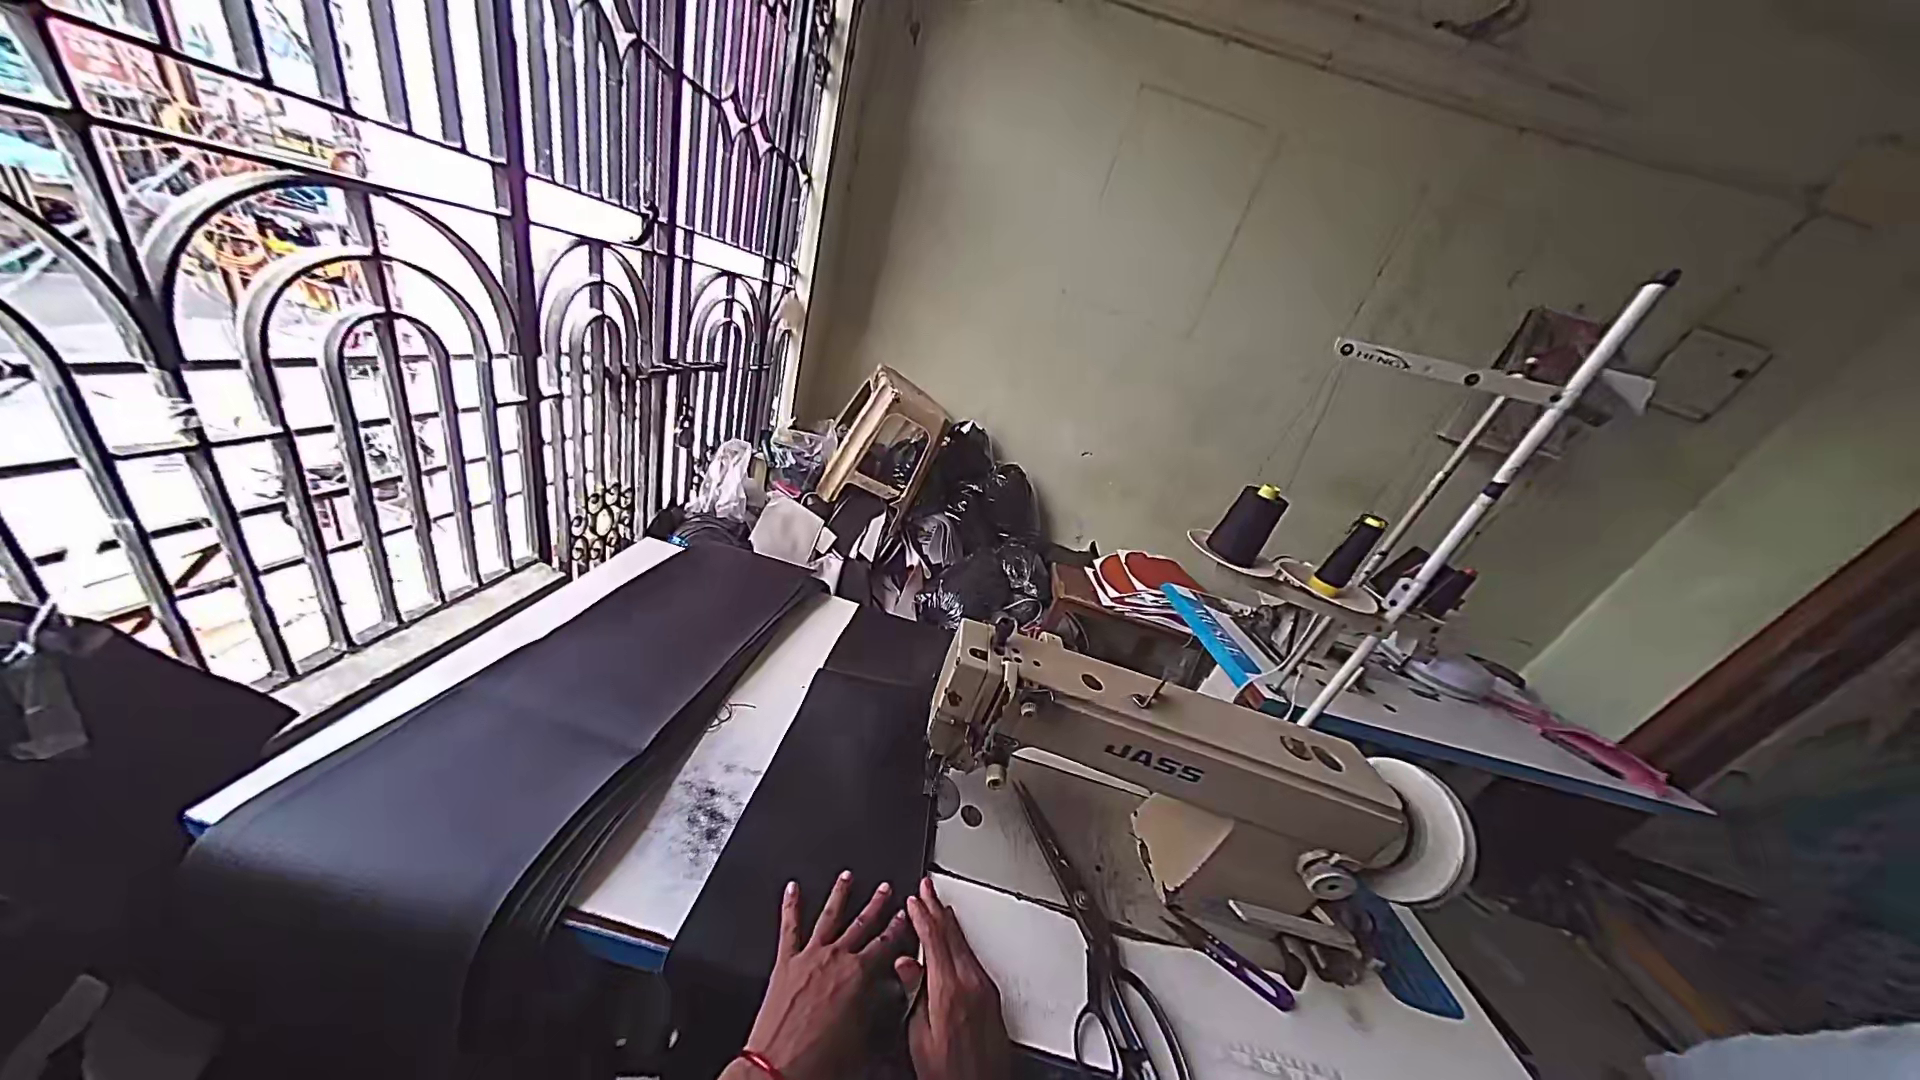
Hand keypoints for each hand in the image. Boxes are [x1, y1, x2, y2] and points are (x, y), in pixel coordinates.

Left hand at [724, 871, 911, 1079]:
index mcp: (858, 976)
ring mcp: (810, 956)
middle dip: (876, 903)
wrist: (778, 1071)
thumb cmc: (820, 1063)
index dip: (897, 928)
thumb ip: (877, 1012)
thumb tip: (888, 1002)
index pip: (884, 944)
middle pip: (861, 923)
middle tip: (885, 888)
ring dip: (840, 894)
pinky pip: (789, 927)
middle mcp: (836, 958)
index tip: (904, 915)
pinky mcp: (786, 962)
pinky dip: (790, 906)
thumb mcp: (863, 1040)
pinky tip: (792, 888)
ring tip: (846, 876)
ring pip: (829, 915)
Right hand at [897, 877, 1011, 1079]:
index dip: (922, 916)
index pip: (934, 940)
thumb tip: (905, 963)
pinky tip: (955, 935)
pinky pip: (973, 954)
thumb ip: (914, 995)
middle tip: (926, 886)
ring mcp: (984, 987)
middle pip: (951, 933)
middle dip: (936, 906)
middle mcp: (970, 983)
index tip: (912, 900)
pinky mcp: (992, 995)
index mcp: (948, 990)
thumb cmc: (949, 1076)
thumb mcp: (919, 1040)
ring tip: (938, 903)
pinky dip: (960, 938)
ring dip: (949, 920)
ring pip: (963, 942)